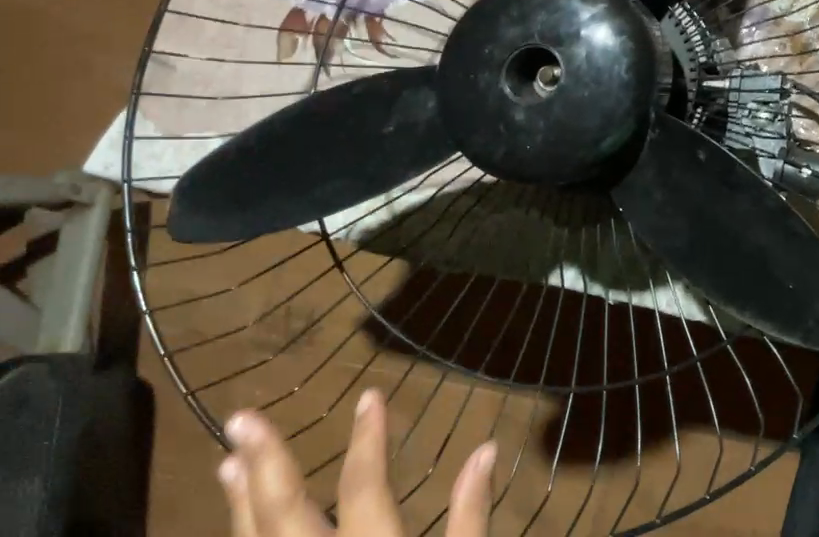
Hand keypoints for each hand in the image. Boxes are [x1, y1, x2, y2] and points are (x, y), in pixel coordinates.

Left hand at [218, 390, 493, 536]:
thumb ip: (471, 516)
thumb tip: (487, 449)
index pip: (362, 488)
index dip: (367, 440)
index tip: (369, 395)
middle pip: (284, 512)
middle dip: (266, 464)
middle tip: (241, 419)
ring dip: (240, 498)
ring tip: (230, 458)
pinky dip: (242, 525)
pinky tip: (239, 505)